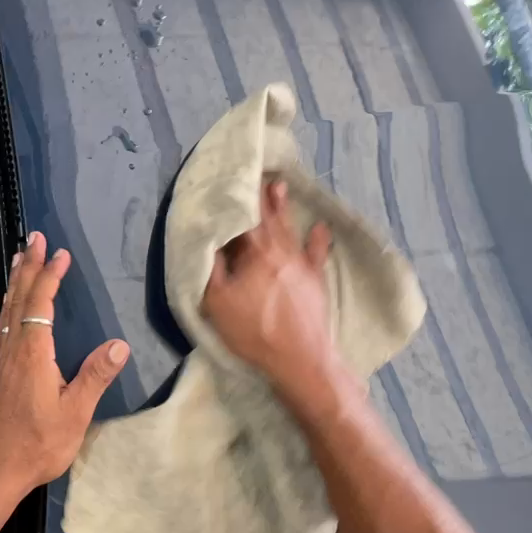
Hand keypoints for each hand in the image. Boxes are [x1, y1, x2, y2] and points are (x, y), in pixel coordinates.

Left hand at [0, 231, 128, 502]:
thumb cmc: (38, 444)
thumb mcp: (74, 414)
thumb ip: (94, 377)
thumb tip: (119, 345)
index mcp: (33, 352)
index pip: (39, 302)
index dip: (49, 275)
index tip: (60, 253)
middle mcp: (13, 348)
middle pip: (19, 296)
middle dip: (28, 265)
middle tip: (33, 237)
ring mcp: (2, 358)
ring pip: (7, 308)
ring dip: (15, 280)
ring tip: (20, 257)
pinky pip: (3, 322)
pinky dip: (8, 302)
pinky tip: (10, 303)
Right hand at [202, 179, 343, 399]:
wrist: (301, 360)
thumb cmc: (254, 331)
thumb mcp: (217, 302)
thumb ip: (212, 268)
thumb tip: (210, 240)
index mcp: (255, 253)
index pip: (243, 220)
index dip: (237, 200)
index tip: (232, 179)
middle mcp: (280, 251)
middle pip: (268, 219)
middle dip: (262, 196)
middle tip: (260, 172)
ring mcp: (301, 265)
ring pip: (289, 230)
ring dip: (283, 208)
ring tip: (280, 187)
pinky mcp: (316, 281)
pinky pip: (317, 254)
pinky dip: (318, 240)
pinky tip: (321, 228)